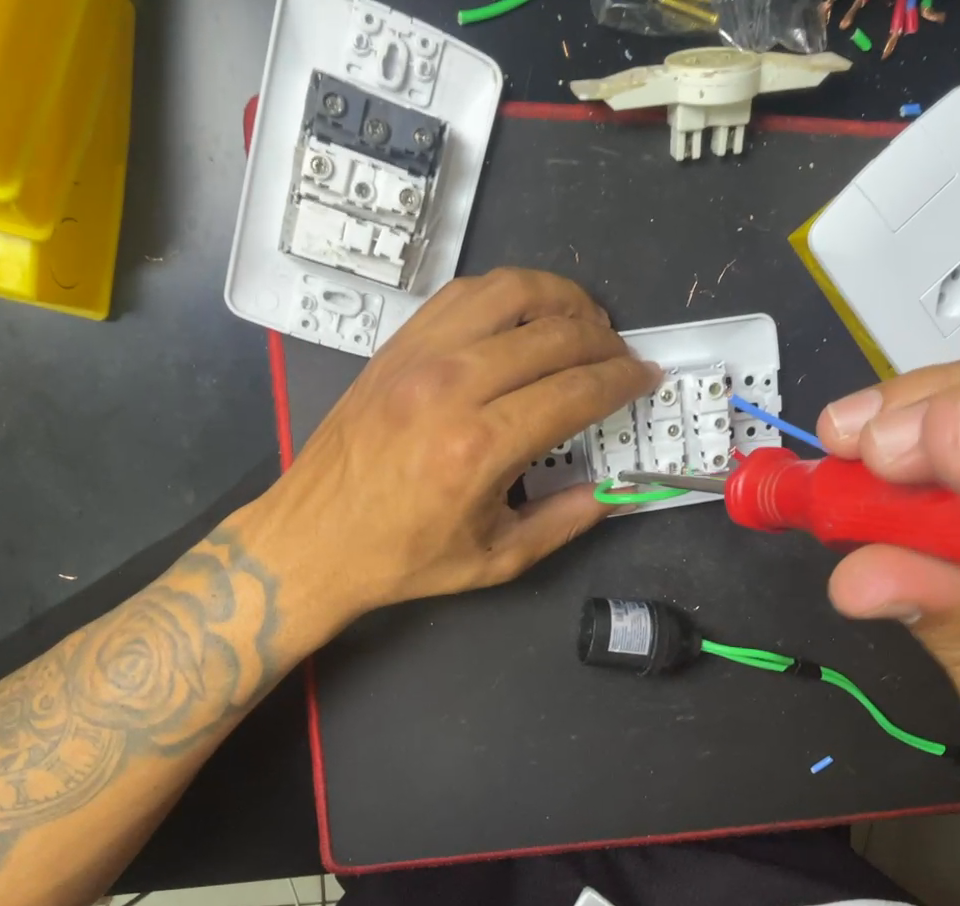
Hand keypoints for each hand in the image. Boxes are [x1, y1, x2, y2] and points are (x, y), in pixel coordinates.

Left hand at [261, 269, 657, 619]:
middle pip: (553, 334)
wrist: (314, 537)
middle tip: (622, 357)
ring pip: (510, 293)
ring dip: (562, 299)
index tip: (646, 377)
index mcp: (480, 447)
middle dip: (604, 341)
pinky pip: (464, 294)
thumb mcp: (497, 559)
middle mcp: (452, 387)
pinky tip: (526, 315)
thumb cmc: (404, 557)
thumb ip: (567, 520)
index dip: (622, 379)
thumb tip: (620, 489)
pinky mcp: (397, 345)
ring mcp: (419, 356)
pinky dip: (508, 293)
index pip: (576, 390)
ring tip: (585, 323)